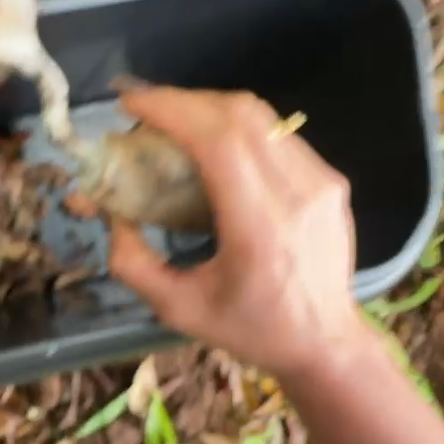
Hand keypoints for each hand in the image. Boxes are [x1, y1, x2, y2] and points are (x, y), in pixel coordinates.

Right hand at [106, 87, 371, 383]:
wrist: (324, 342)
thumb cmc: (249, 329)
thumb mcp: (179, 309)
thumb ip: (134, 264)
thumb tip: (114, 218)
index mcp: (260, 228)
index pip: (219, 141)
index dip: (172, 110)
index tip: (130, 103)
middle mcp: (298, 193)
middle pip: (240, 115)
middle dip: (184, 101)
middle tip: (143, 112)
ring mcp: (321, 181)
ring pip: (260, 117)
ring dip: (208, 110)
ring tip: (172, 124)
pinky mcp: (329, 179)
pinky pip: (275, 135)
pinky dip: (234, 128)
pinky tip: (210, 146)